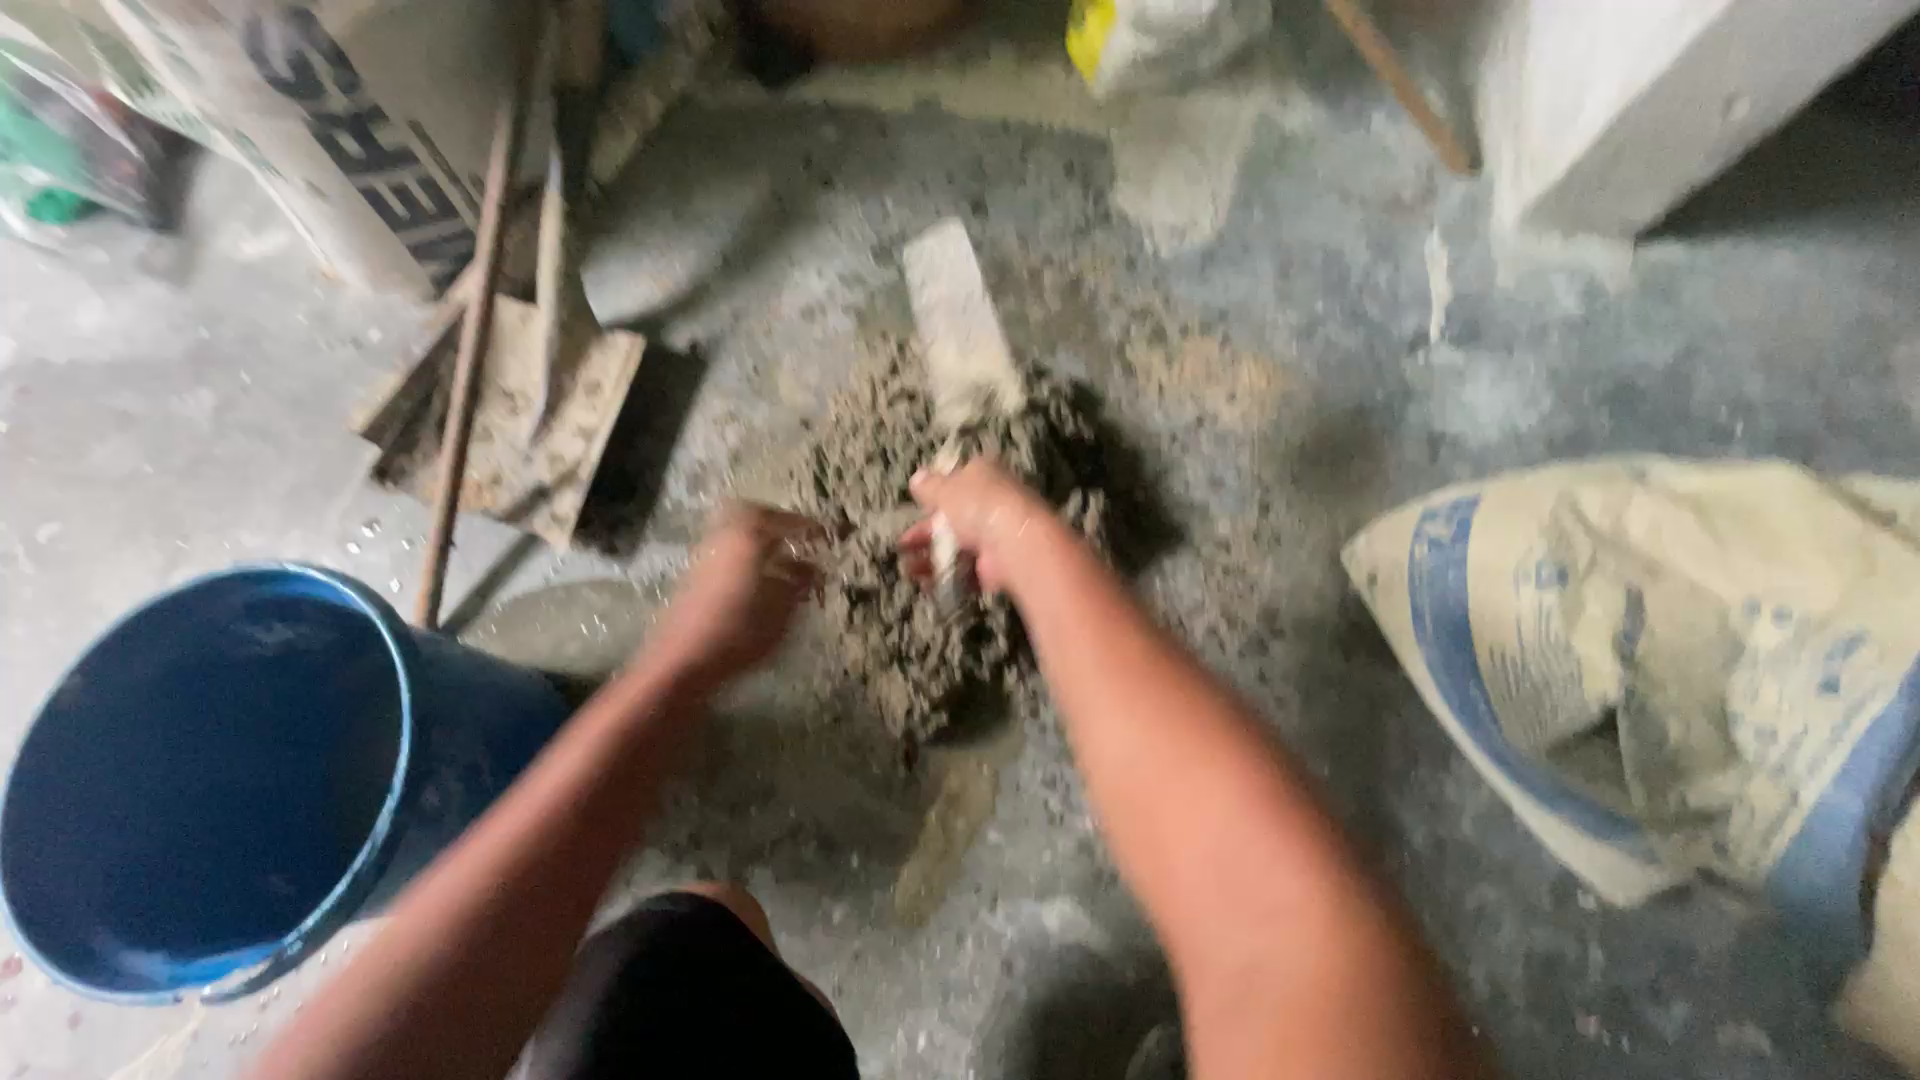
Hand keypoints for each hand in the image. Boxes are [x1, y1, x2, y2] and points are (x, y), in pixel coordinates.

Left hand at [649, 502, 822, 686]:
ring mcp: (704, 558)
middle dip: (775, 524)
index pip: (779, 518)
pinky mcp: (693, 579)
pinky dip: (745, 561)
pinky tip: (760, 586)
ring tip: (783, 566)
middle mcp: (722, 540)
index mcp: (747, 540)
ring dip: (759, 544)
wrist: (682, 660)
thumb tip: (813, 570)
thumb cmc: (739, 631)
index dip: (802, 524)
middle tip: (796, 539)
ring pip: (736, 537)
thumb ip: (799, 585)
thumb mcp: (782, 610)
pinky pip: (726, 556)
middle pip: (749, 517)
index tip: (821, 534)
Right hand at [900, 459, 1052, 593]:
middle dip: (924, 534)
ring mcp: (995, 537)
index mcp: (983, 476)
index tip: (916, 507)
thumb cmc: (978, 505)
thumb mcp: (945, 489)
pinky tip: (925, 584)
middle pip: (952, 520)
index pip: (956, 481)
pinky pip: (965, 572)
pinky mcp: (996, 566)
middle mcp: (991, 504)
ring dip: (929, 559)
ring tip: (908, 570)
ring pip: (956, 548)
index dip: (935, 495)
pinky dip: (945, 578)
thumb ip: (929, 486)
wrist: (1015, 544)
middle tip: (902, 546)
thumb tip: (918, 478)